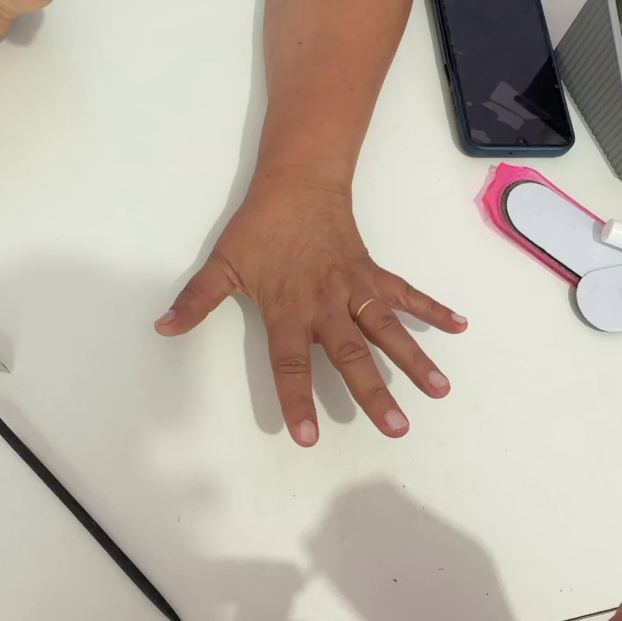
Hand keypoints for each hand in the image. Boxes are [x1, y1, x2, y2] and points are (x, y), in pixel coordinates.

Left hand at [155, 182, 465, 444]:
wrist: (297, 182)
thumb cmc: (259, 228)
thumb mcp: (223, 264)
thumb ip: (195, 301)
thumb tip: (162, 328)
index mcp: (289, 310)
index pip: (291, 364)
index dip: (297, 401)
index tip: (310, 437)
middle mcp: (327, 306)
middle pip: (352, 355)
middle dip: (374, 392)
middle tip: (395, 428)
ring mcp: (355, 289)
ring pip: (387, 329)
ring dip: (414, 359)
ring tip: (438, 390)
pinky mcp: (373, 273)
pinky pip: (406, 293)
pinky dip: (432, 308)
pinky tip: (458, 325)